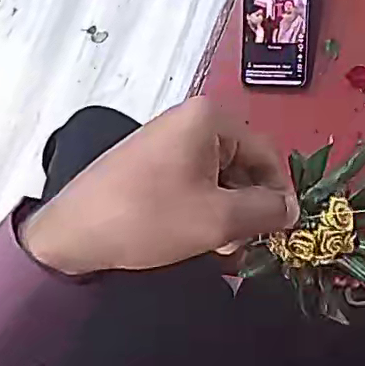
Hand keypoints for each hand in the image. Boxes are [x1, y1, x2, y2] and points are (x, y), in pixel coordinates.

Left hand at [21, 98, 298, 275]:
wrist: (71, 235)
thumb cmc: (149, 218)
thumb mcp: (219, 219)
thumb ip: (267, 210)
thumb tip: (292, 208)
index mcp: (210, 118)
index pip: (267, 154)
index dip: (279, 194)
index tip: (282, 230)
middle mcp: (190, 119)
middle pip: (243, 164)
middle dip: (248, 207)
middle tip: (243, 244)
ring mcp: (168, 139)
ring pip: (219, 177)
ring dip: (227, 213)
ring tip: (217, 247)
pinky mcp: (151, 161)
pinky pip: (194, 180)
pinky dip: (203, 208)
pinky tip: (195, 237)